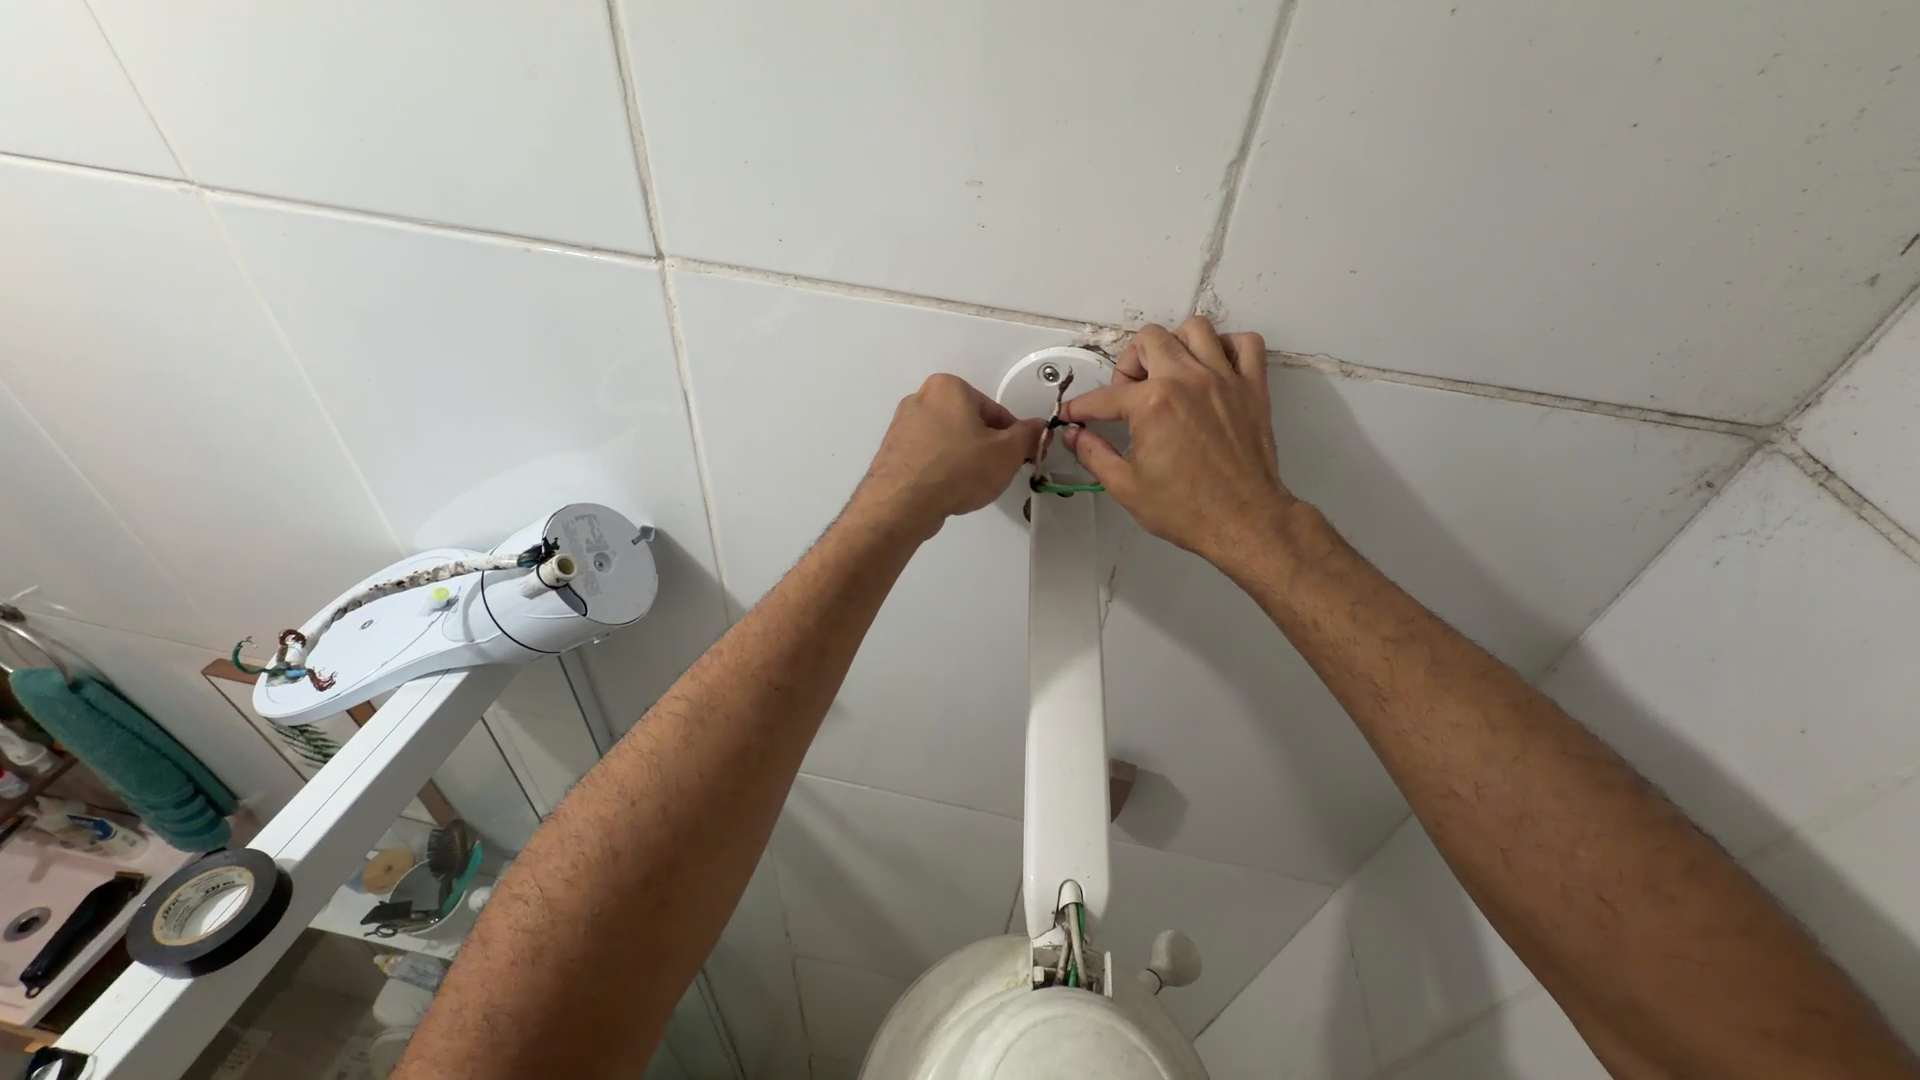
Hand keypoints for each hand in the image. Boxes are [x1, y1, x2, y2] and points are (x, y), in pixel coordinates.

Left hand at [855, 374, 1043, 536]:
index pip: (994, 410)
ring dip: (963, 459)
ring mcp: (902, 426)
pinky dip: (941, 469)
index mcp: (948, 387)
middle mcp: (920, 399)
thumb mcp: (1007, 453)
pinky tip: (948, 488)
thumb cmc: (956, 470)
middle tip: (994, 471)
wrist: (903, 504)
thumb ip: (1028, 436)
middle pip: (968, 423)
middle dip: (985, 446)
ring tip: (969, 483)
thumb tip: (1037, 428)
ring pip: (948, 440)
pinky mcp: (892, 452)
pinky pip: (928, 456)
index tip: (1017, 456)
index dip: (1012, 436)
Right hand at [1061, 317, 1296, 567]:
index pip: (1104, 396)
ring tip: (1166, 372)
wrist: (1242, 522)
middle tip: (1125, 392)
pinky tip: (1212, 367)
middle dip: (1128, 363)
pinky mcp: (1251, 389)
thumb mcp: (1125, 486)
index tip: (1075, 414)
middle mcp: (1188, 381)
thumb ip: (1093, 453)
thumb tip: (1076, 436)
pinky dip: (1228, 346)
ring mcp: (1223, 380)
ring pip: (1195, 329)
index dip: (1081, 407)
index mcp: (1153, 404)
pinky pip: (1246, 343)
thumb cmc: (1190, 509)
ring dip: (1174, 344)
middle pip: (1149, 340)